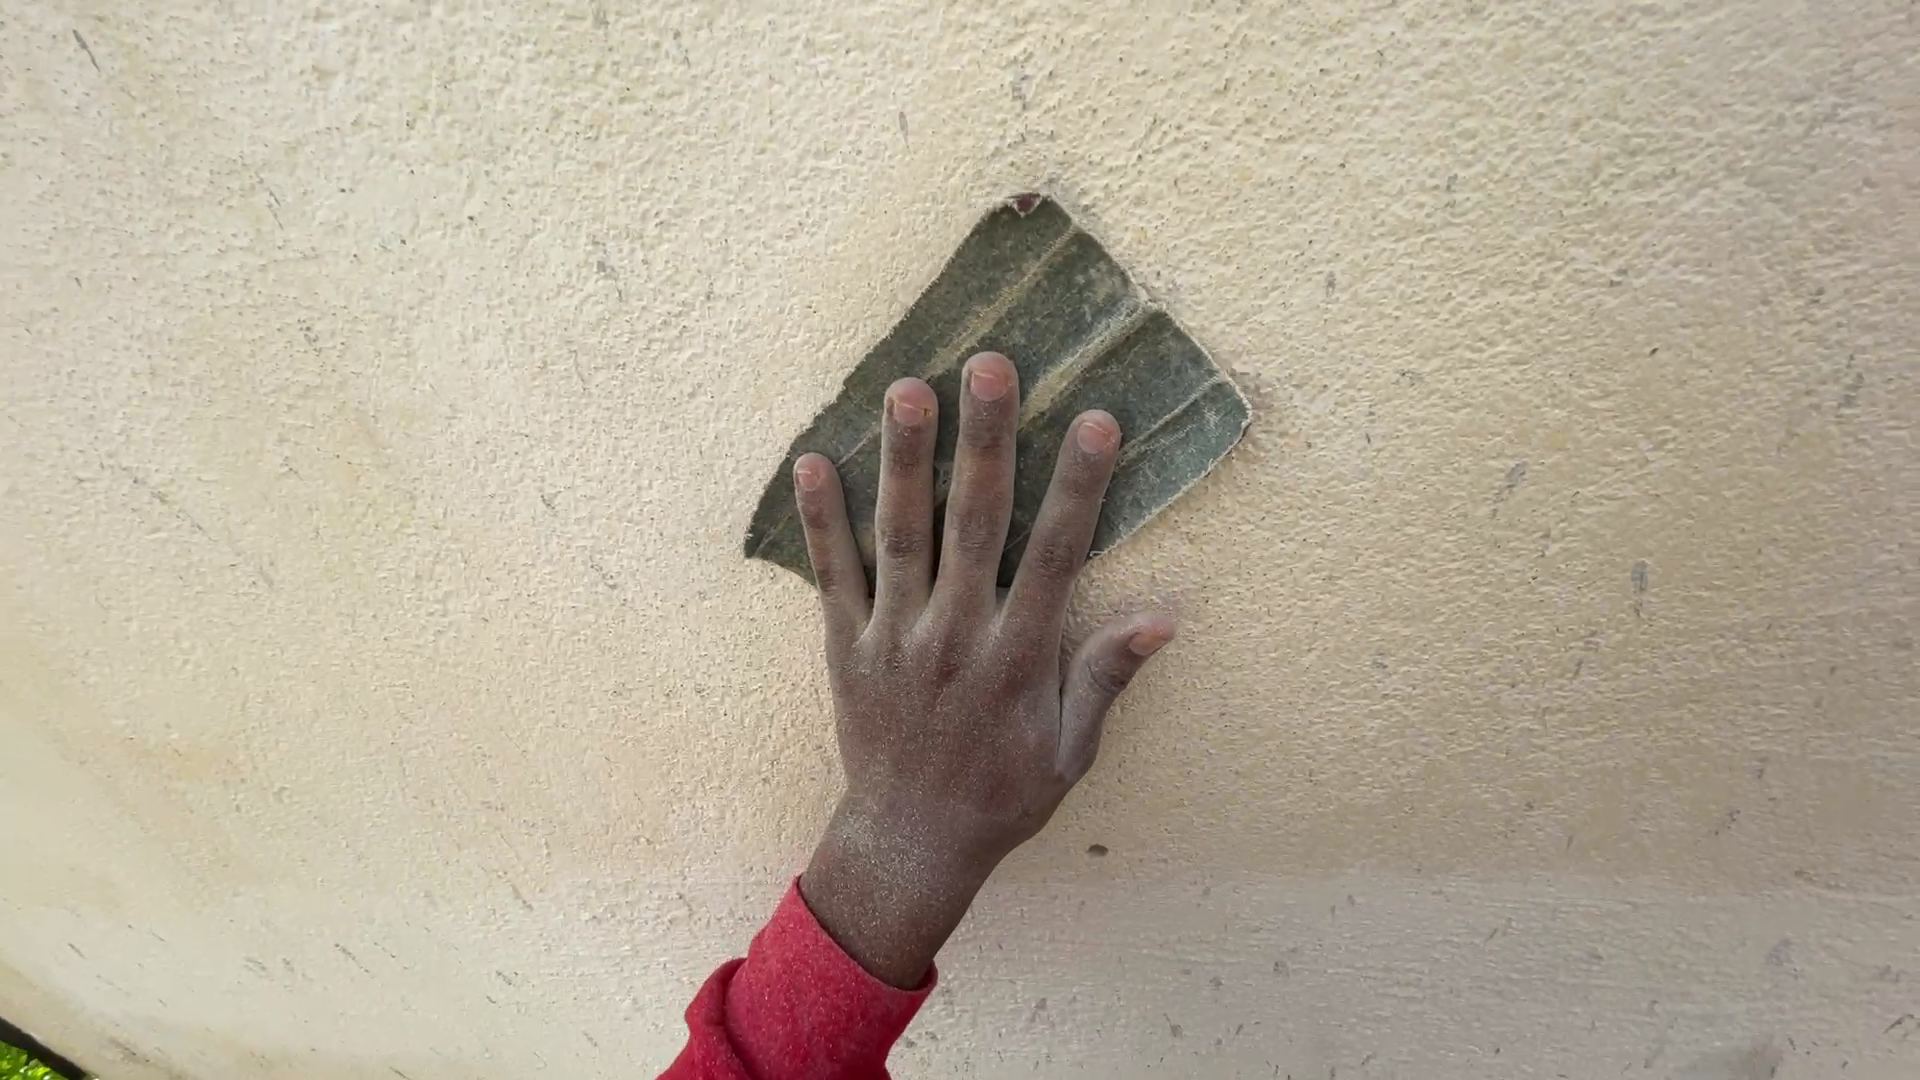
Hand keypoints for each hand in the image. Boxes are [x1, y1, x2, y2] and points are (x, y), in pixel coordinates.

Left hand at [791, 351, 1174, 987]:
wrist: (909, 841)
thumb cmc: (1000, 796)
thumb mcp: (1069, 751)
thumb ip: (1105, 678)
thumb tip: (1162, 617)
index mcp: (1016, 659)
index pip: (1054, 557)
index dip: (1077, 487)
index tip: (1094, 421)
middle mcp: (954, 635)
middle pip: (973, 525)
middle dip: (985, 442)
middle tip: (989, 365)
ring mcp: (893, 637)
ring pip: (900, 534)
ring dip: (904, 460)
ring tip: (906, 388)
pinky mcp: (846, 646)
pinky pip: (832, 575)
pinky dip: (821, 520)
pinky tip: (813, 461)